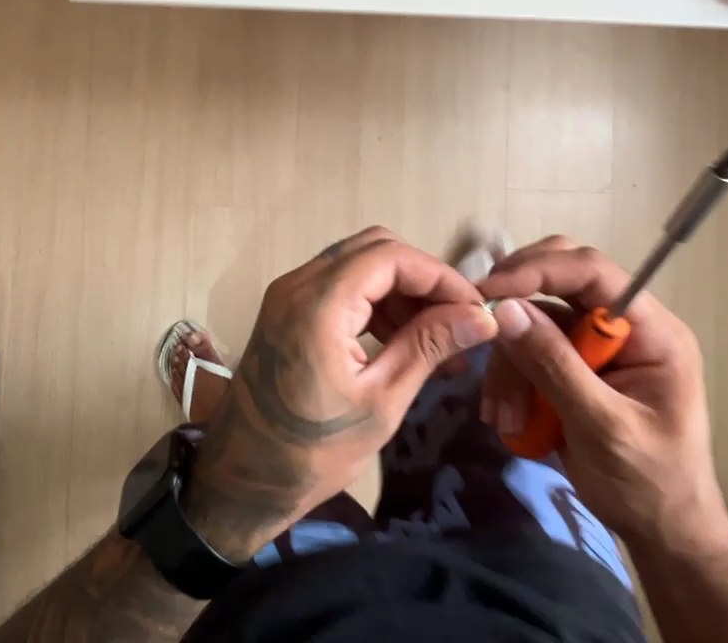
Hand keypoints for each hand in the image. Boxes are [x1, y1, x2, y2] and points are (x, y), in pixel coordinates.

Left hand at [185, 227, 497, 559]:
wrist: (244, 477)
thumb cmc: (313, 452)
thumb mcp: (381, 401)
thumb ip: (429, 346)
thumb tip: (483, 316)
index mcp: (317, 304)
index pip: (390, 257)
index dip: (440, 276)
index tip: (477, 308)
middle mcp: (298, 284)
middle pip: (374, 250)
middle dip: (422, 279)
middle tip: (460, 319)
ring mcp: (288, 294)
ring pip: (358, 265)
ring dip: (401, 292)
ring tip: (441, 340)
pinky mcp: (287, 309)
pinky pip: (340, 286)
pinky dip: (376, 302)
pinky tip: (404, 340)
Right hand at [477, 237, 727, 549]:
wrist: (662, 534)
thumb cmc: (648, 484)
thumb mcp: (602, 427)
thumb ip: (555, 365)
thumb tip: (505, 309)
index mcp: (652, 330)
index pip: (592, 271)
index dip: (538, 271)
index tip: (489, 292)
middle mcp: (623, 324)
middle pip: (560, 281)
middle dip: (517, 306)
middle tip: (481, 328)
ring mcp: (596, 344)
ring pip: (535, 319)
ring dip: (510, 363)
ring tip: (504, 415)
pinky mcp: (573, 366)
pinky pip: (529, 350)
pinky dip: (510, 379)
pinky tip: (507, 417)